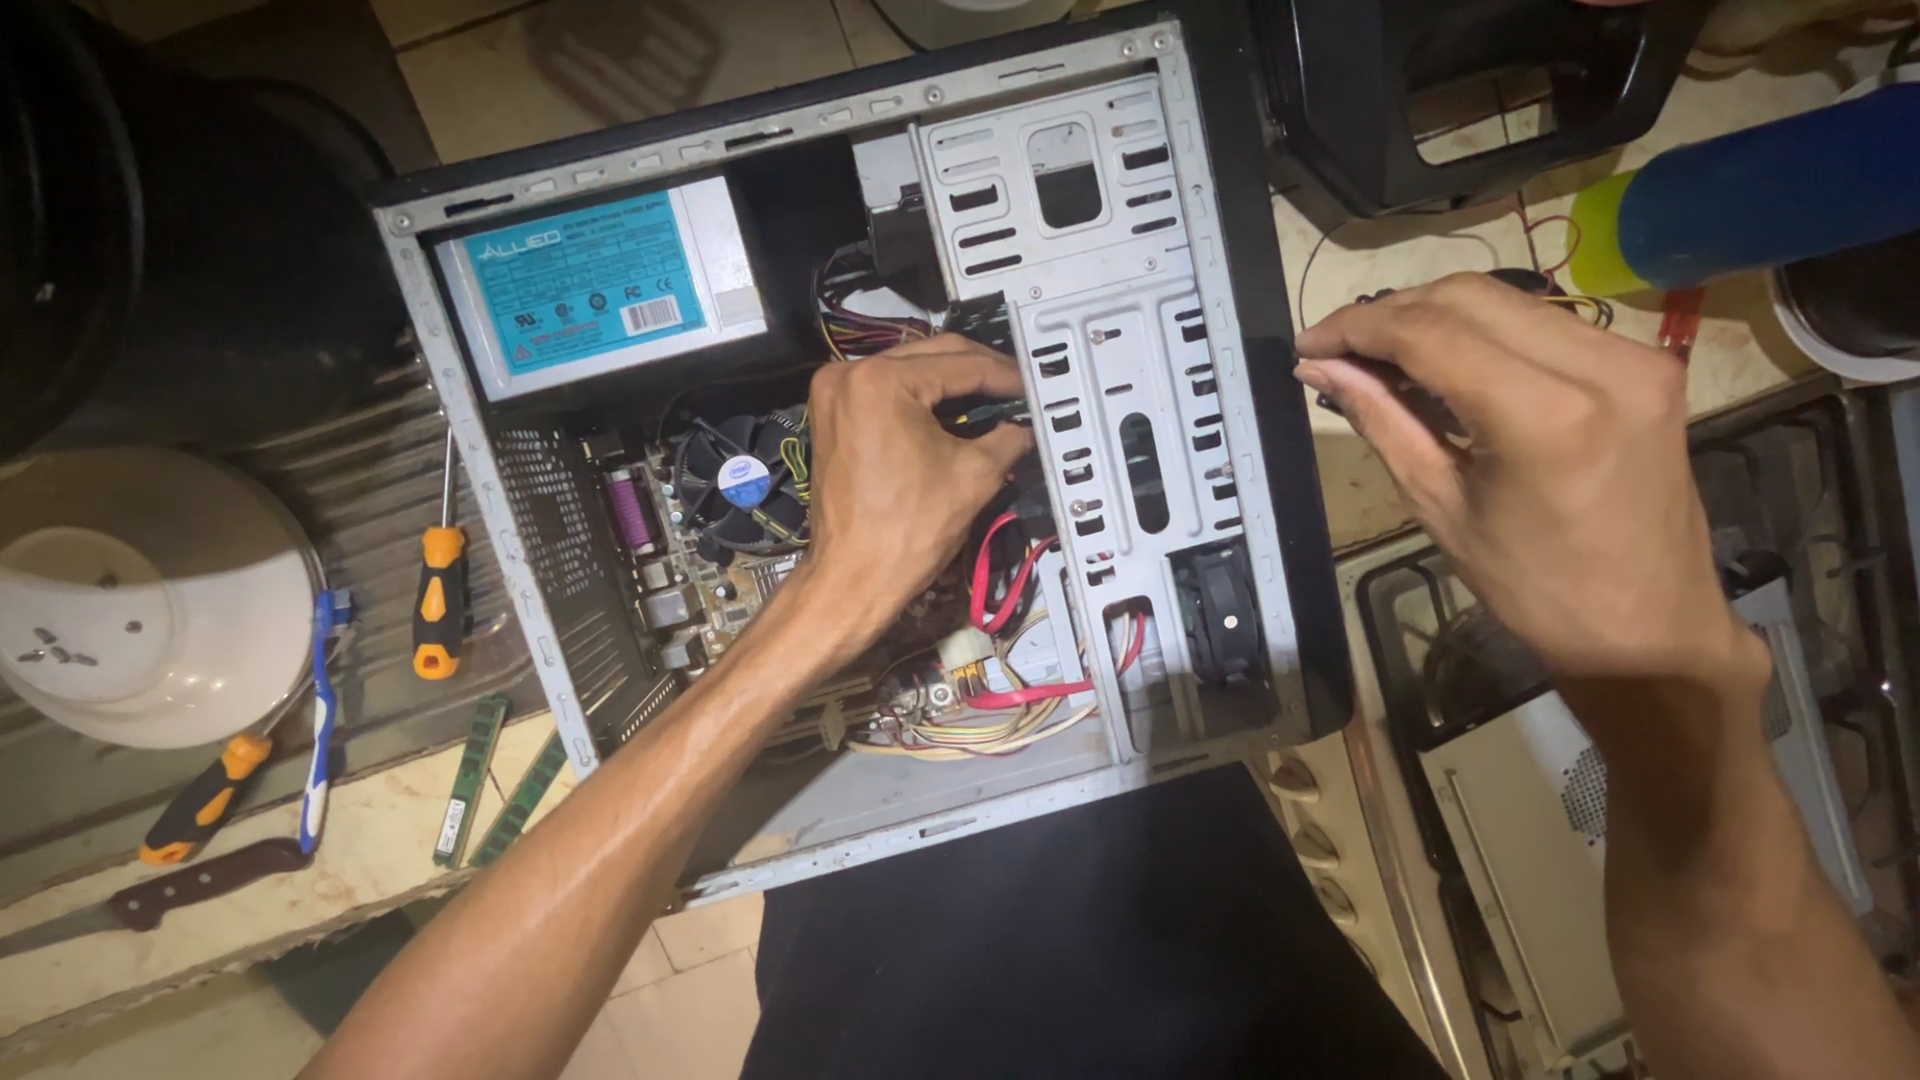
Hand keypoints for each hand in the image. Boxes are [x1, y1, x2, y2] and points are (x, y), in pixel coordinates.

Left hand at [796, 334, 1031, 648]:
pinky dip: (921, 399)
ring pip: (908, 372)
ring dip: (950, 382)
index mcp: (881, 380)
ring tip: (993, 396)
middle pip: (931, 357)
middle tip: (1017, 386)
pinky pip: (887, 393)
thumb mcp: (975, 476)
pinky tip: (954, 409)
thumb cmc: (910, 529)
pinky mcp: (832, 416)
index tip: (1034, 384)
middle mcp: (848, 374)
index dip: (1004, 374)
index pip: (960, 365)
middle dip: (978, 371)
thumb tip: (1025, 425)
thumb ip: (1007, 437)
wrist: (853, 577)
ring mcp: (834, 394)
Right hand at [1294, 273, 1763, 686]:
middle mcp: (1599, 364)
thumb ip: (1379, 419)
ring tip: (1374, 354)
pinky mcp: (1642, 361)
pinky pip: (1539, 322)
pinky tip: (1436, 361)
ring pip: (1503, 299)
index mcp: (1544, 415)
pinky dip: (1475, 331)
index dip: (1357, 329)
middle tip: (1334, 348)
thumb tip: (1319, 369)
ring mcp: (1632, 356)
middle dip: (1387, 313)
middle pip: (1467, 298)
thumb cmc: (1529, 584)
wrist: (1645, 623)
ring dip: (1428, 316)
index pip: (1430, 334)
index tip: (1307, 345)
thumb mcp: (1436, 502)